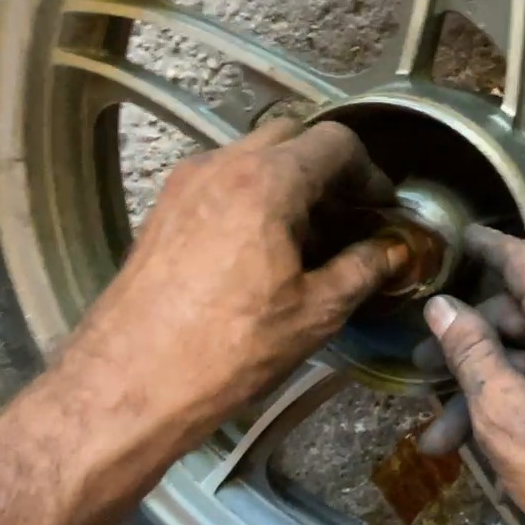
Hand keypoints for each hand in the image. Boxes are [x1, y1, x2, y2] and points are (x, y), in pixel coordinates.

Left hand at [61, 120, 407, 452]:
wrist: (126, 386)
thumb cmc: (232, 347)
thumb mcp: (317, 310)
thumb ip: (365, 267)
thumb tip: (397, 250)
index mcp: (267, 182)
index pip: (335, 142)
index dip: (370, 172)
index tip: (382, 209)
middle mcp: (222, 165)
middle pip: (294, 138)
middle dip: (330, 169)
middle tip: (351, 216)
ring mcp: (186, 183)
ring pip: (255, 155)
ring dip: (293, 181)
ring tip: (312, 236)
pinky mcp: (164, 208)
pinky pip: (225, 179)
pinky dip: (257, 194)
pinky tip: (268, 247)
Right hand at [417, 226, 524, 524]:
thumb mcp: (503, 413)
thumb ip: (469, 350)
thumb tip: (442, 307)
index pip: (522, 260)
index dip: (486, 247)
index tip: (462, 237)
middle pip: (524, 311)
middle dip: (471, 347)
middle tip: (424, 373)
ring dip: (493, 381)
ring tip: (444, 432)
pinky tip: (482, 434)